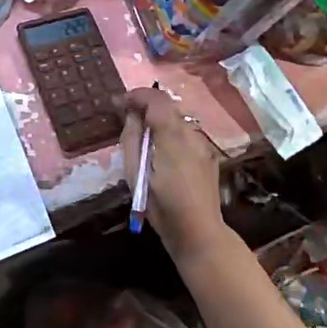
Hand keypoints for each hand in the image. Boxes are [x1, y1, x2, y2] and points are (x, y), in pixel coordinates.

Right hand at [122, 88, 231, 264]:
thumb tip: (130, 115)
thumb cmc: (161, 206)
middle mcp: (191, 132)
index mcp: (172, 135)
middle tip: (126, 118)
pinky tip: (160, 153)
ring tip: (142, 137)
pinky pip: (185, 134)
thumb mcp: (135, 173)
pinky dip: (170, 134)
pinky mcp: (207, 155)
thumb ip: (131, 138)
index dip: (136, 95)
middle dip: (146, 107)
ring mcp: (202, 143)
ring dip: (158, 120)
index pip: (155, 99)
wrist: (198, 232)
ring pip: (177, 119)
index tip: (118, 103)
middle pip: (167, 106)